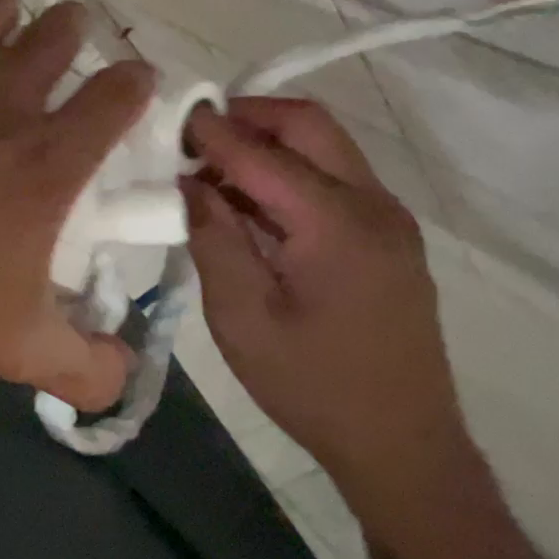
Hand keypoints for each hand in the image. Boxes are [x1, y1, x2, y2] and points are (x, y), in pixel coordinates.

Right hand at [182, 99, 467, 477]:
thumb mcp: (239, 314)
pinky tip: (242, 201)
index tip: (159, 116)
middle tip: (186, 137)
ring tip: (204, 170)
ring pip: (323, 146)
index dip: (208, 129)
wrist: (399, 442)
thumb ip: (212, 237)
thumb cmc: (309, 382)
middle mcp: (374, 207)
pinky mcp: (386, 237)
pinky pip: (331, 177)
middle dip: (244, 116)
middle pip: (308, 126)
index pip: (262, 152)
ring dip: (264, 141)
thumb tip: (186, 181)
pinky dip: (284, 169)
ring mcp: (388, 221)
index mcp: (338, 225)